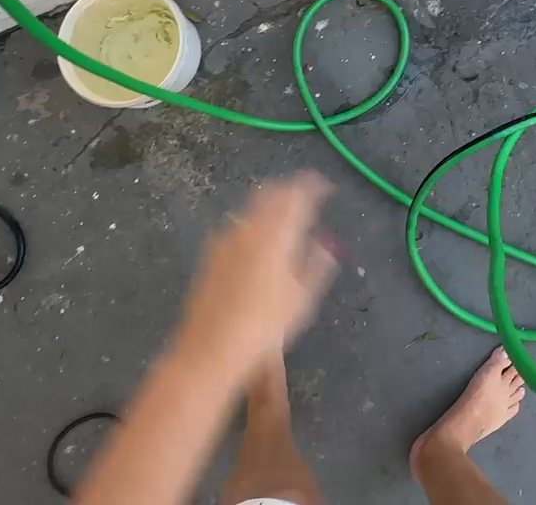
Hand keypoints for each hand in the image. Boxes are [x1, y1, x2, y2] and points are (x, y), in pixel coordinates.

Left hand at [173, 173, 339, 372]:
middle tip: (307, 200)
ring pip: (252, 208)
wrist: (209, 350)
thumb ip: (317, 265)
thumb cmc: (263, 326)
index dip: (314, 185)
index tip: (327, 187)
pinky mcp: (211, 254)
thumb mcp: (302, 299)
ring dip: (271, 206)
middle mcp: (249, 227)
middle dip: (290, 190)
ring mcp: (226, 239)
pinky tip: (259, 244)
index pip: (297, 193)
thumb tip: (325, 245)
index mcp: (276, 232)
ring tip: (286, 222)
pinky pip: (238, 225)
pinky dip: (254, 224)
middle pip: (271, 192)